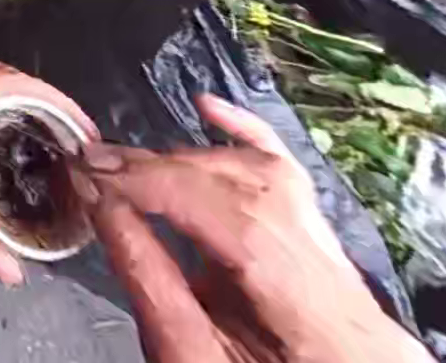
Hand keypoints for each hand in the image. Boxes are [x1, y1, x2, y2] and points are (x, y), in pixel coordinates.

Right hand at [75, 94, 430, 362]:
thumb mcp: (187, 362)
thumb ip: (147, 278)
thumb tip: (100, 198)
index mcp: (325, 330)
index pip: (240, 227)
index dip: (161, 189)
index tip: (98, 176)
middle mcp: (347, 288)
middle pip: (250, 194)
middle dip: (164, 171)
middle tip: (98, 163)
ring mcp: (340, 262)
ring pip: (263, 178)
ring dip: (187, 162)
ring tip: (131, 165)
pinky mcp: (322, 248)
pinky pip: (288, 175)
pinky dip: (244, 134)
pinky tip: (208, 107)